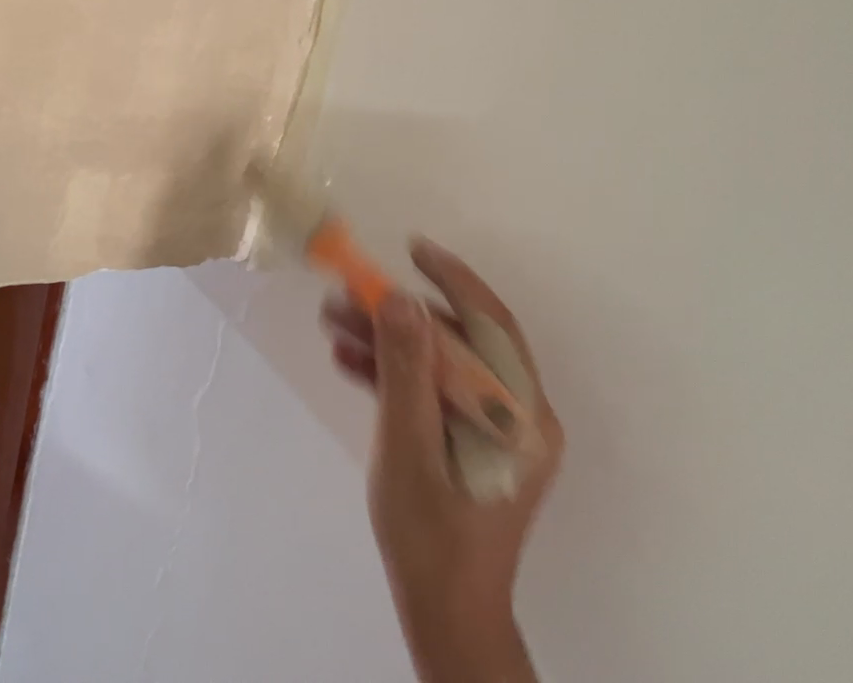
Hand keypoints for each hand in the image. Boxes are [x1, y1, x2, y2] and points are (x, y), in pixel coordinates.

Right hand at [323, 239, 561, 680]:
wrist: (443, 605)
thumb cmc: (428, 531)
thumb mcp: (409, 446)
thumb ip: (408, 370)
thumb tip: (402, 300)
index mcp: (519, 414)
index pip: (490, 326)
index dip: (452, 280)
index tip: (411, 248)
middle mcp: (517, 414)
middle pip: (458, 343)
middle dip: (400, 315)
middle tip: (343, 296)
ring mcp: (494, 429)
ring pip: (440, 365)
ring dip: (390, 343)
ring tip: (332, 325)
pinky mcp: (470, 442)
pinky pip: (435, 394)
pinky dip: (396, 376)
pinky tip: (350, 362)